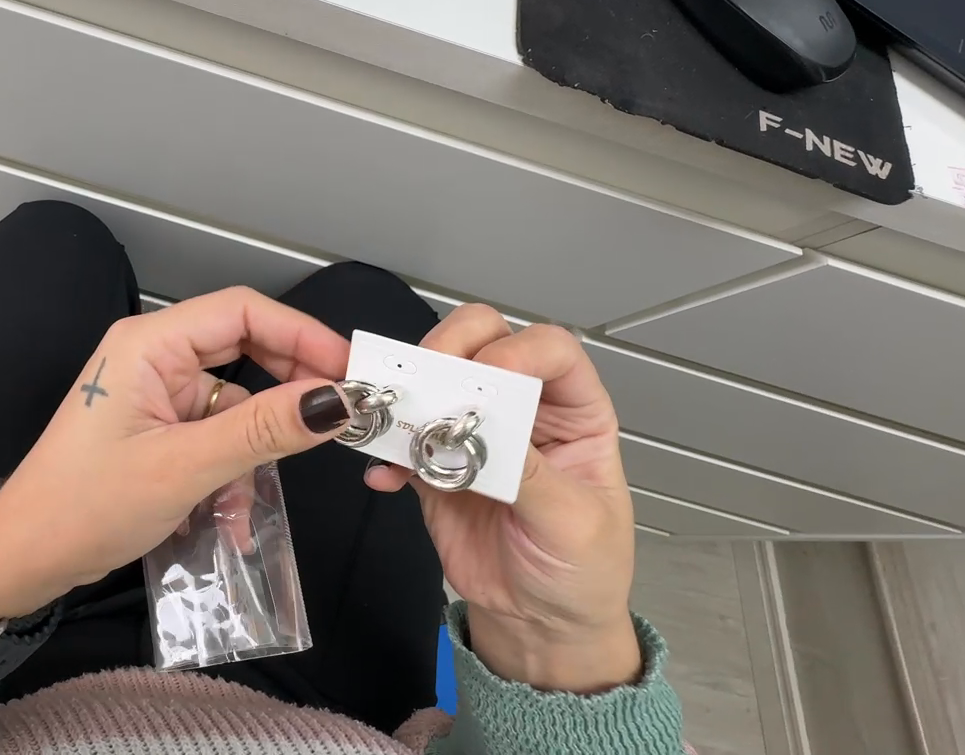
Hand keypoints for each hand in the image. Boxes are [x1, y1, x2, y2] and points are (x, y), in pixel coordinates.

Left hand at [0, 287, 354, 619]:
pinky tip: (231, 516)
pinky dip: (231, 467)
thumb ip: (262, 430)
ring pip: (233, 398)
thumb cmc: (89, 504)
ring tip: (266, 490)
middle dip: (287, 386)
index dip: (302, 334)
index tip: (350, 372)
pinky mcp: (157, 426)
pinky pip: (213, 431)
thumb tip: (337, 400)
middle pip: (241, 347)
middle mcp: (153, 355)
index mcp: (149, 343)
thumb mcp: (184, 467)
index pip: (242, 310)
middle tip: (336, 419)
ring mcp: (154, 392)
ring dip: (255, 443)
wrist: (25, 557)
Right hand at [365, 306, 641, 692]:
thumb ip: (528, 471)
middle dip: (450, 348)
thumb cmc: (580, 570)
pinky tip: (384, 478)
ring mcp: (470, 428)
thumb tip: (473, 425)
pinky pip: (399, 434)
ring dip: (409, 390)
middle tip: (428, 378)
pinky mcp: (431, 459)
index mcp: (571, 411)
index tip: (485, 377)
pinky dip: (384, 449)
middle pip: (482, 340)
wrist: (537, 625)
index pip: (550, 350)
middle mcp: (520, 406)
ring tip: (396, 421)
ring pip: (434, 376)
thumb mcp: (573, 523)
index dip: (518, 350)